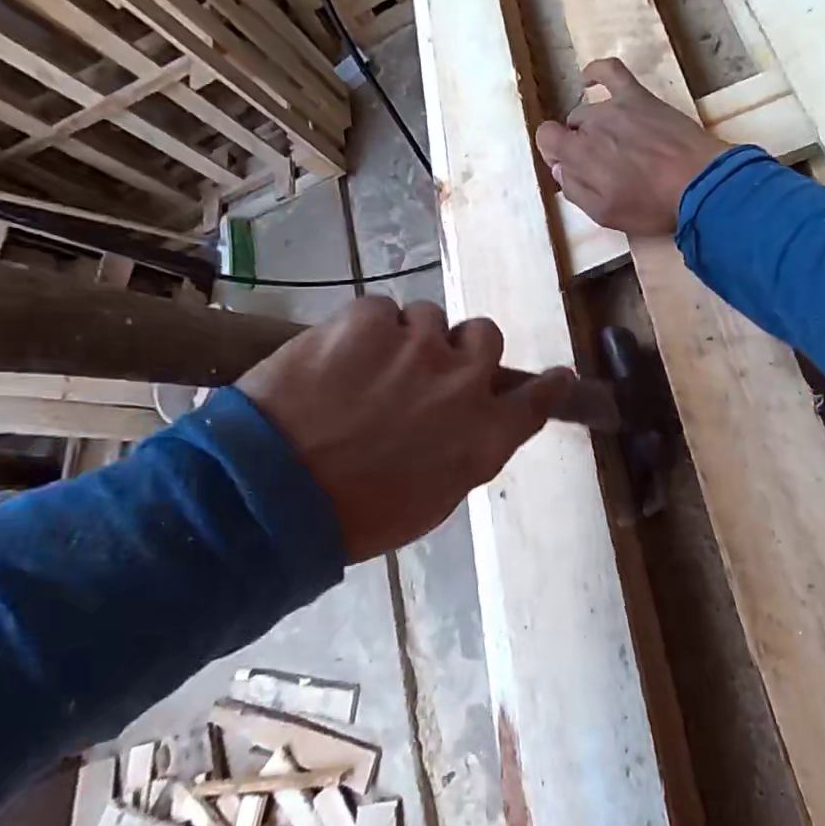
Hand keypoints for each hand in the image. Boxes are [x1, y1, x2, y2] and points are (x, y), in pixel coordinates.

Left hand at [236, 297, 575, 559]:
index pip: (541, 397)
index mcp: (486, 435)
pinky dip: (364, 329)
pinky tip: (335, 357)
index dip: (552, 383)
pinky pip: (380, 310)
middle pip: (487, 336)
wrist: (266, 495)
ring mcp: (418, 345)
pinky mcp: (370, 320)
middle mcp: (465, 382)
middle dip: (463, 347)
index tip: (558, 376)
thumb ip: (467, 449)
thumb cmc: (356, 515)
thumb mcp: (434, 497)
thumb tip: (471, 422)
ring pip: (429, 318)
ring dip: (408, 338)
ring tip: (366, 366)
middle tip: (428, 366)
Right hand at [535, 58, 729, 235]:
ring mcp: (616, 105)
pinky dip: (595, 72)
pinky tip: (588, 78)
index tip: (571, 168)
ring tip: (618, 146)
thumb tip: (560, 170)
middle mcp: (592, 123)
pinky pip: (611, 71)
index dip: (554, 154)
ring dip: (595, 126)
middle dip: (581, 146)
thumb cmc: (653, 205)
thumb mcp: (606, 214)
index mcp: (580, 153)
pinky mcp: (640, 96)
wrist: (701, 183)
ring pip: (590, 109)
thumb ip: (576, 191)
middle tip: (607, 168)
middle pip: (572, 127)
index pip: (546, 138)